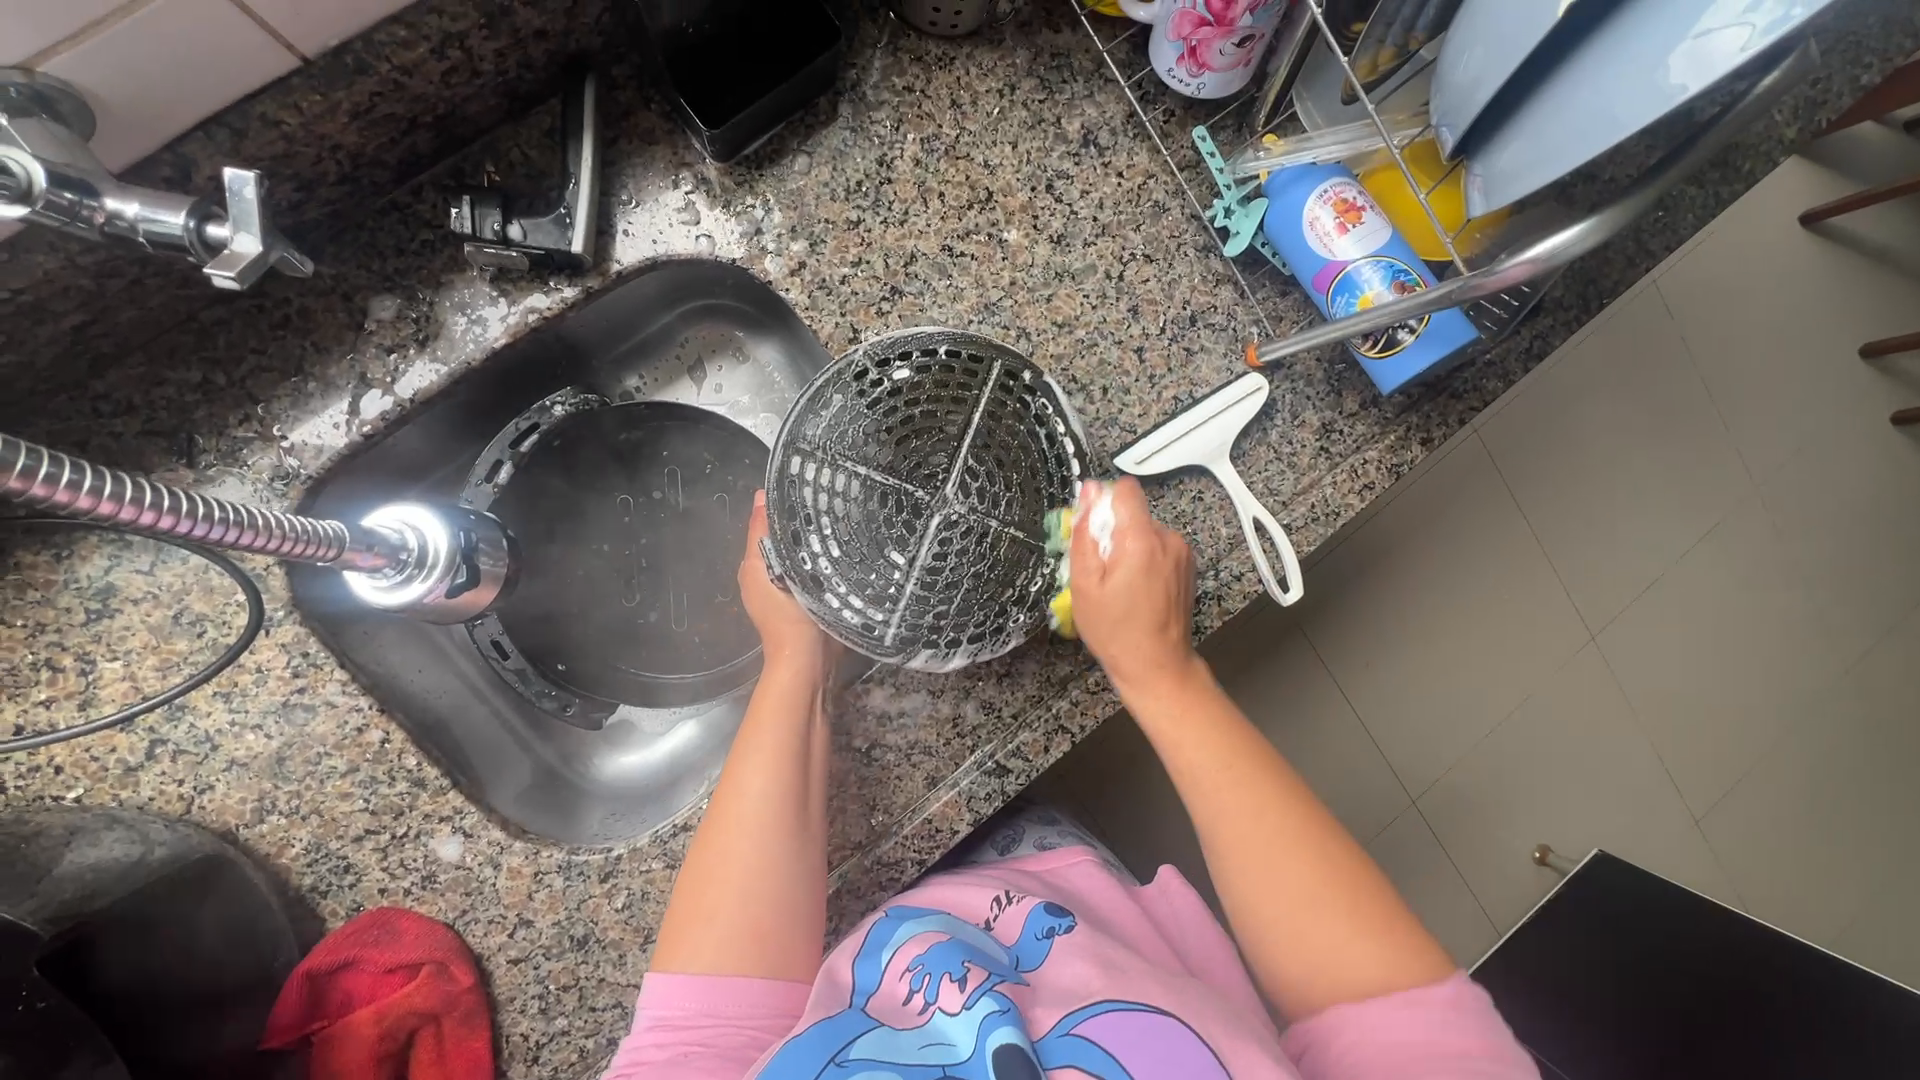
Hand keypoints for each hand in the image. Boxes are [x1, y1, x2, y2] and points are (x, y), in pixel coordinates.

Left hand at [740, 490, 832, 671]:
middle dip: (812, 520)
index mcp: (759, 566)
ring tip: (849, 513)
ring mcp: (806, 584)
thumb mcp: (762, 569)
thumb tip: (759, 496)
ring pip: (816, 550)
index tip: (809, 485)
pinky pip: (833, 566)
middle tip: (836, 497)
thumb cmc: (782, 615)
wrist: (811, 658)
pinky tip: (854, 542)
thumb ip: (760, 535)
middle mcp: (781, 572)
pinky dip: (839, 556)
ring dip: (828, 537)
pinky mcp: (828, 594)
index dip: (787, 506)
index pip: (772, 525)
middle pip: (797, 537)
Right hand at [1069, 478, 1203, 697]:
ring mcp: (1181, 552)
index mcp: (1141, 540)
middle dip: (1112, 532)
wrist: (1156, 664)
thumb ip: (1085, 533)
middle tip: (1102, 571)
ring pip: (1144, 530)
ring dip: (1128, 547)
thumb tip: (1089, 492)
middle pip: (1133, 512)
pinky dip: (1144, 558)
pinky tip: (1136, 588)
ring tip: (1119, 584)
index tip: (1094, 532)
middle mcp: (1168, 539)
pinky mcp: (1187, 564)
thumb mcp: (1084, 583)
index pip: (1125, 490)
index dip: (1103, 503)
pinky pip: (1158, 546)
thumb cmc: (1116, 631)